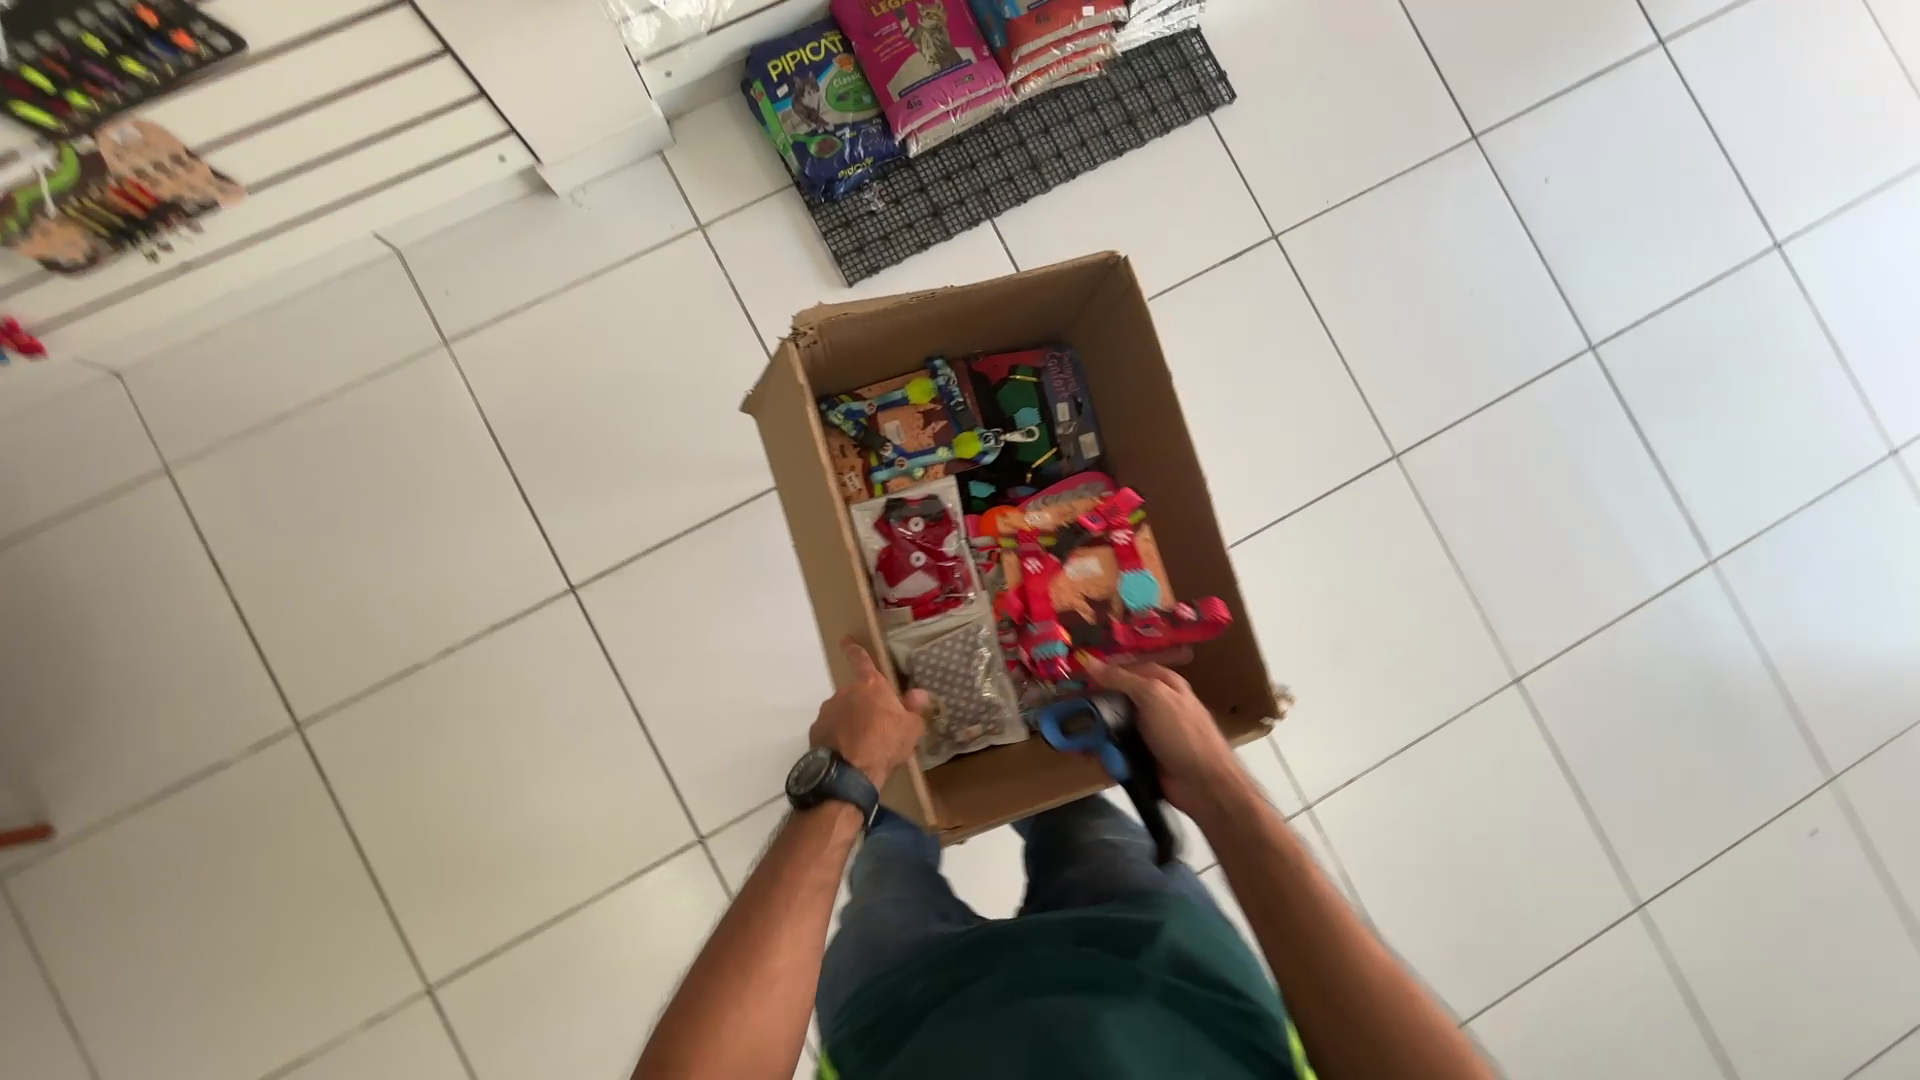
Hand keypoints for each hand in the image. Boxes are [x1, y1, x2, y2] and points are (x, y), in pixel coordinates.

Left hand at [810, 637, 931, 785]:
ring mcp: (828, 711)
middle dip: (863, 705)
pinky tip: (847, 752)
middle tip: (876, 727)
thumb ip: (915, 709)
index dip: (853, 649)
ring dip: (850, 721)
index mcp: (870, 685)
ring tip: (862, 744)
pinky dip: (838, 736)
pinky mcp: (816, 730)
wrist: (850, 771)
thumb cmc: (886, 743)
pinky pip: (830, 729)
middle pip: (855, 693)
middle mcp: (845, 692)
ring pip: (842, 712)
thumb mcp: (911, 728)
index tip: (845, 639)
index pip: (861, 660)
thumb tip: (919, 693)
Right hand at [1082, 657, 1241, 820]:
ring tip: (1073, 737)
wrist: (1202, 784)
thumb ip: (1120, 679)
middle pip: (1117, 698)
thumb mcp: (1152, 696)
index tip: (1078, 678)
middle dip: (1094, 705)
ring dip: (1096, 732)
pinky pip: (1118, 749)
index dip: (1104, 672)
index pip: (1128, 669)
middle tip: (1067, 710)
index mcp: (1163, 683)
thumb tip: (1089, 661)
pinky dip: (1104, 752)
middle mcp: (1156, 705)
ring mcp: (1149, 732)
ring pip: (1114, 725)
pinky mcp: (1143, 756)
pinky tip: (1087, 755)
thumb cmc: (1181, 732)